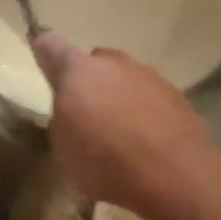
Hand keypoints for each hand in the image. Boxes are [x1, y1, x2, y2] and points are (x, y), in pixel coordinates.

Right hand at [31, 33, 220, 212]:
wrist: (175, 174)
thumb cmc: (105, 160)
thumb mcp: (62, 149)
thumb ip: (61, 119)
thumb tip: (69, 111)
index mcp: (77, 70)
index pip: (51, 45)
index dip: (44, 52)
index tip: (44, 63)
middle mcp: (112, 62)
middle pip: (93, 62)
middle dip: (88, 82)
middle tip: (86, 115)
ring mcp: (148, 76)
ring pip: (124, 79)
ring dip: (119, 97)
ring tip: (120, 134)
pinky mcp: (176, 95)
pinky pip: (150, 98)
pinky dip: (144, 113)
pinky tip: (146, 143)